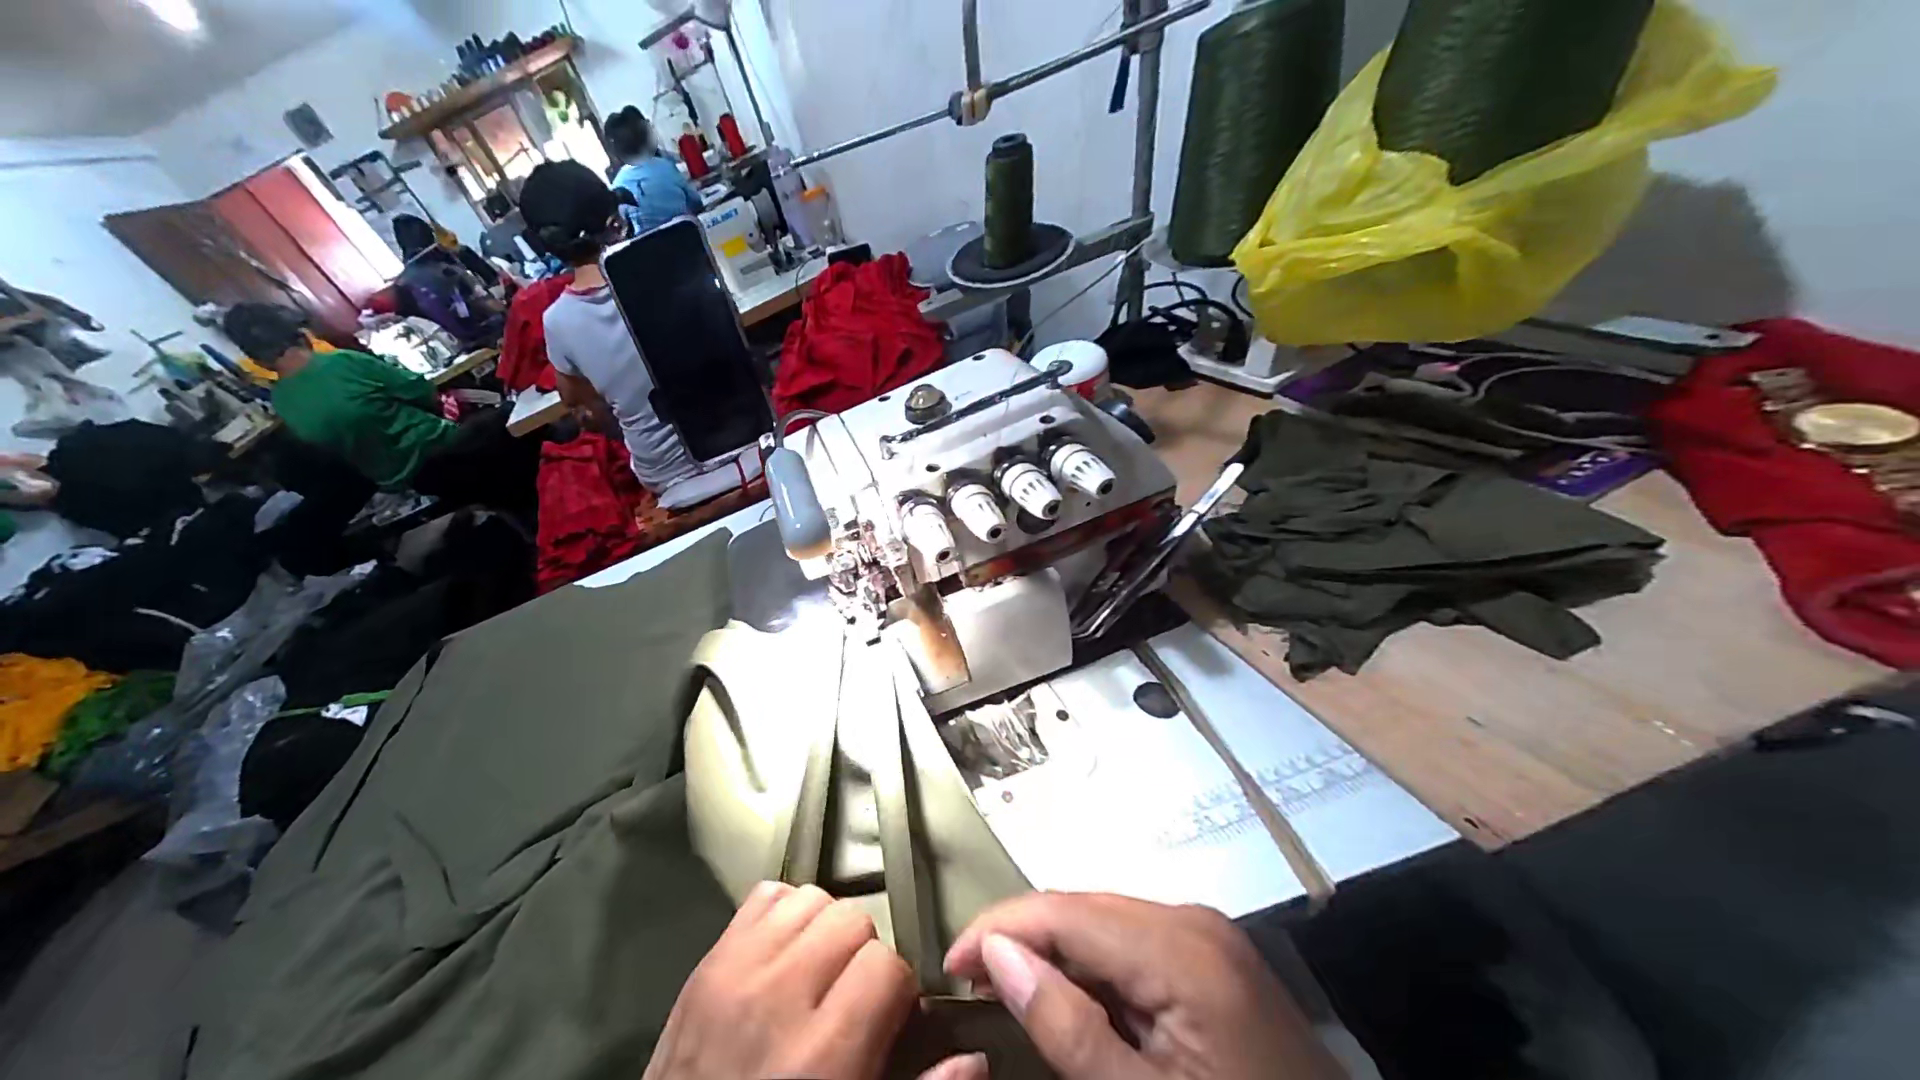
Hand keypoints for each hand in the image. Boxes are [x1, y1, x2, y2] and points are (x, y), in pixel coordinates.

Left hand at [644, 882, 916, 1079]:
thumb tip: (976, 1055)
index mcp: (822, 1052)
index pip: (888, 964)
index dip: (895, 989)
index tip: (884, 1016)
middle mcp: (779, 995)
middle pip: (853, 920)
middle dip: (862, 953)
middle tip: (849, 996)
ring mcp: (736, 969)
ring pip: (812, 898)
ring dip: (824, 929)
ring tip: (816, 972)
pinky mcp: (707, 960)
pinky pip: (764, 895)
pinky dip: (782, 914)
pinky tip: (782, 954)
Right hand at [944, 893, 1343, 1079]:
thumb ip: (1066, 1025)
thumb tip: (997, 955)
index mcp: (1181, 948)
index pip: (1064, 911)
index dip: (998, 928)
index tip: (949, 965)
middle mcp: (1192, 920)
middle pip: (1082, 908)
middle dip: (1023, 937)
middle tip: (974, 984)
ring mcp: (1207, 934)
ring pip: (1104, 920)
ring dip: (1054, 950)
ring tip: (1011, 990)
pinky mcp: (1213, 954)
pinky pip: (1133, 941)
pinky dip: (1093, 964)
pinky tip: (1072, 996)